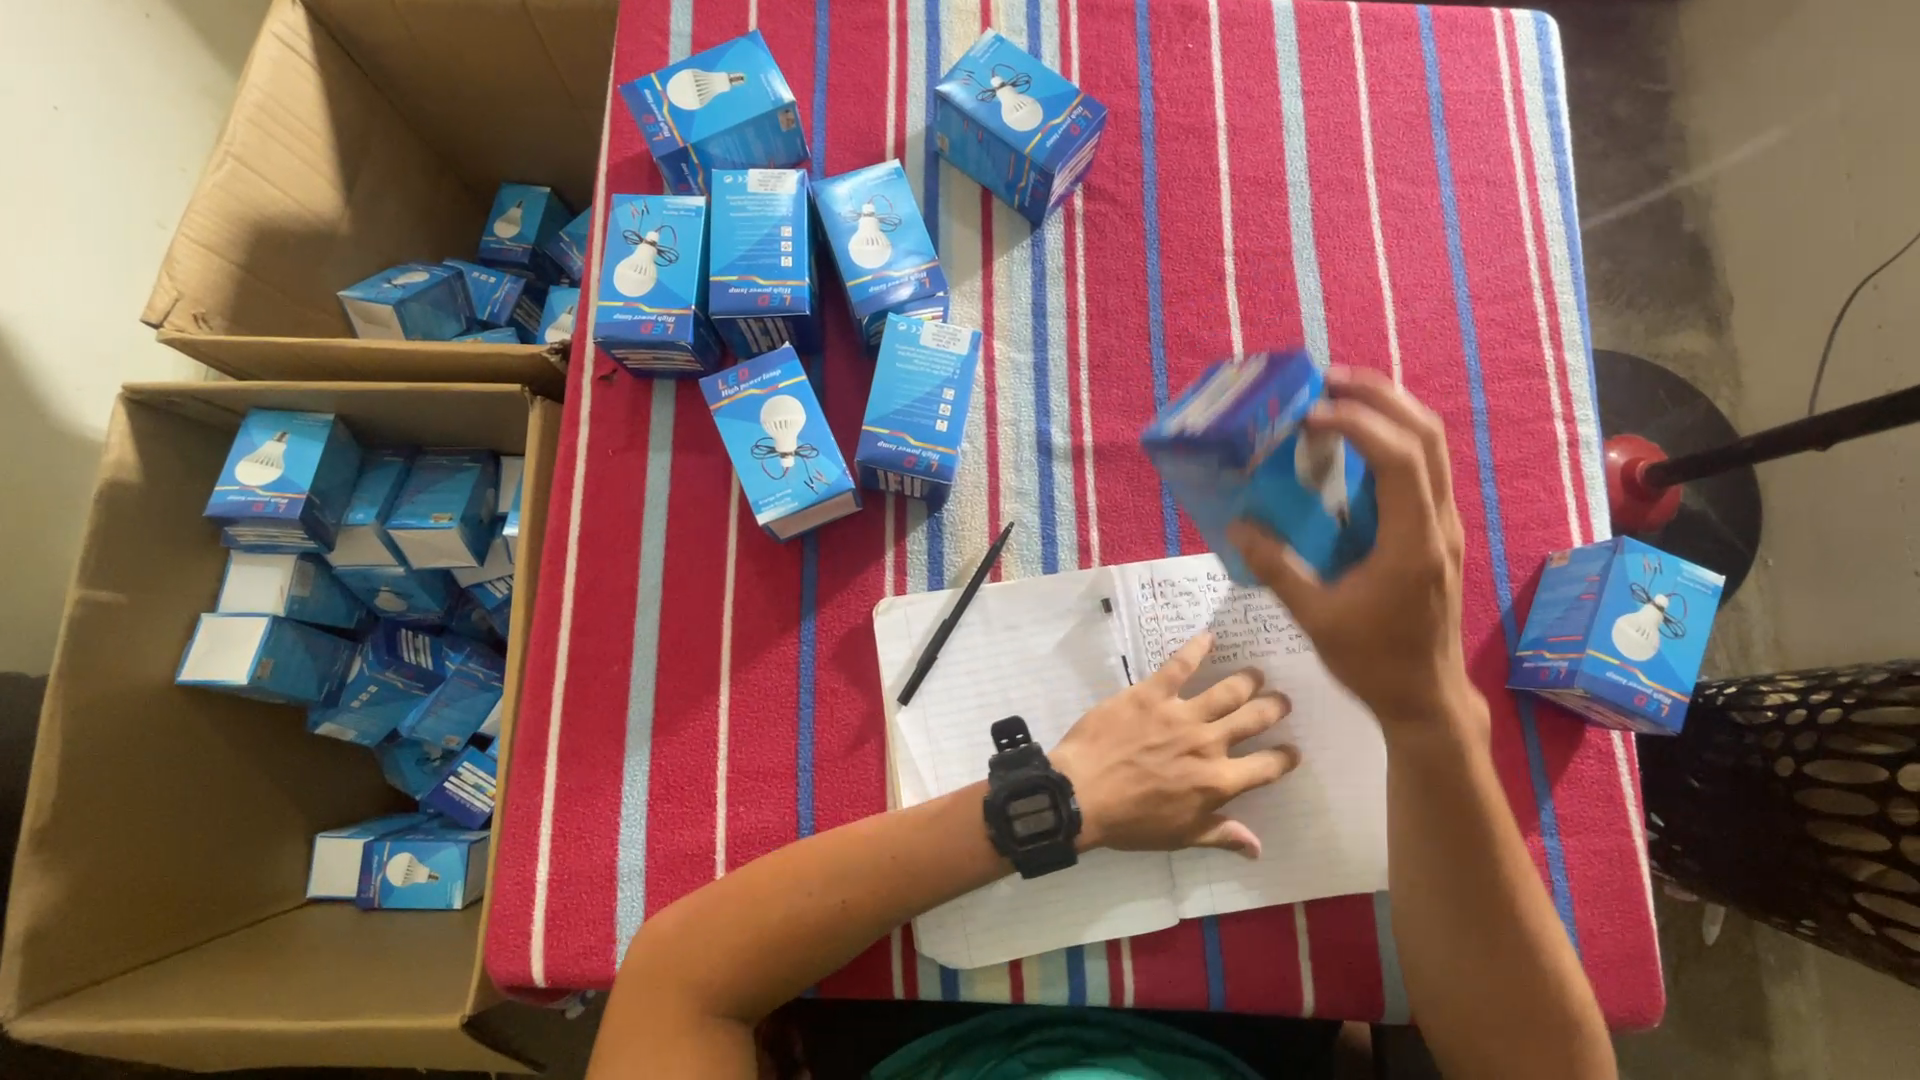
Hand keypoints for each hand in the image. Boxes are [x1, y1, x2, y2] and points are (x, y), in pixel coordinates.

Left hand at [1049, 632, 1298, 858]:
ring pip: (1227, 690)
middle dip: (1273, 708)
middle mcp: (1208, 743)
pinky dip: (1196, 649)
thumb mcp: (1179, 836)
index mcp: (1218, 781)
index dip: (1284, 758)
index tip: (1293, 751)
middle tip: (1281, 700)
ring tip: (1256, 674)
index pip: (1266, 767)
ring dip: (1246, 680)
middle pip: (1253, 719)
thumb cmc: (1130, 821)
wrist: (1082, 793)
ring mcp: (1180, 715)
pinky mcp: (1151, 694)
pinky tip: (1208, 637)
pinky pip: (1179, 665)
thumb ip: (1221, 834)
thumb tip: (1257, 847)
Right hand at [1228, 367, 1482, 736]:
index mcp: (1414, 542)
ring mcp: (1444, 527)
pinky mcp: (1436, 534)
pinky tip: (1352, 444)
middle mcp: (1439, 524)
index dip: (1358, 424)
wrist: (1425, 697)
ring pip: (1432, 447)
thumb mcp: (1314, 617)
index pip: (1399, 458)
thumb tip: (1236, 524)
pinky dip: (1390, 440)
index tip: (1310, 414)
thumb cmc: (1372, 661)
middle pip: (1428, 434)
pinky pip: (1421, 469)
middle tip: (1327, 379)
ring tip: (1339, 396)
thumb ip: (1276, 566)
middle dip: (1380, 396)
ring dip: (1390, 411)